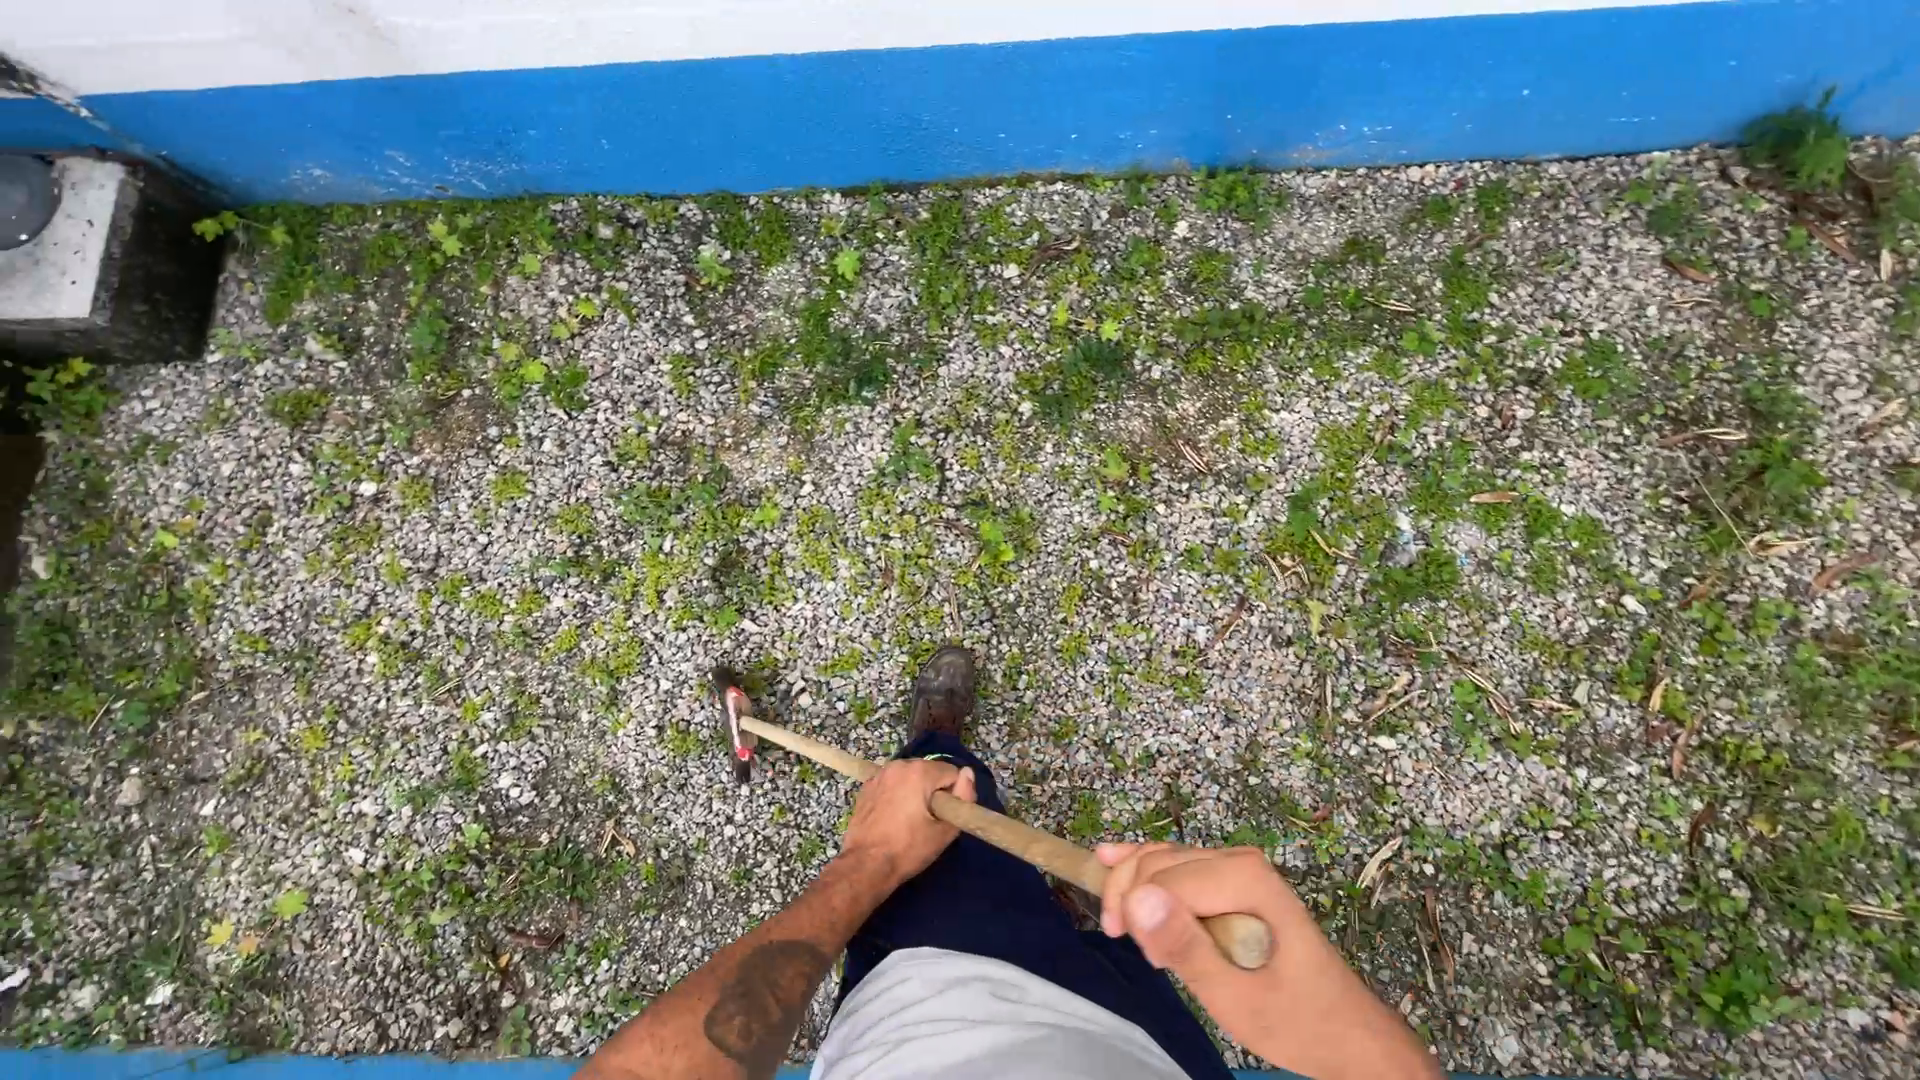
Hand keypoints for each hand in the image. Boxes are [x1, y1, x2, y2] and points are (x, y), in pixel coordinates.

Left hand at [839, 758, 976, 888]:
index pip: (952, 773)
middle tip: (929, 820)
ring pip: (911, 776)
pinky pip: (893, 783)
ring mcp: (880, 774)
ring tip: (910, 819)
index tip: (945, 817)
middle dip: (934, 791)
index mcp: (919, 772)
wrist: (865, 865)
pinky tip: (894, 816)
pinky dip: (898, 794)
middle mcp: (899, 765)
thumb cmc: (908, 849)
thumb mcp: (945, 830)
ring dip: (916, 791)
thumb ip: (963, 798)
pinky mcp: (867, 786)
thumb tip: (968, 773)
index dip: (954, 796)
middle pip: (930, 771)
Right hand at [1096, 842, 1440, 1079]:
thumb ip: (1185, 947)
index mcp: (1244, 879)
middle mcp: (1239, 859)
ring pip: (1160, 860)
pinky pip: (1176, 866)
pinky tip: (1110, 858)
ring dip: (1134, 891)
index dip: (1143, 919)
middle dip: (1133, 901)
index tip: (1151, 963)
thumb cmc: (1294, 1021)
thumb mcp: (1235, 999)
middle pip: (1157, 863)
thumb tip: (1137, 899)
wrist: (1347, 1034)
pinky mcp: (1234, 879)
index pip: (1162, 881)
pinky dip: (1143, 870)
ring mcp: (1237, 865)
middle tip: (1146, 956)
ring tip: (1131, 934)